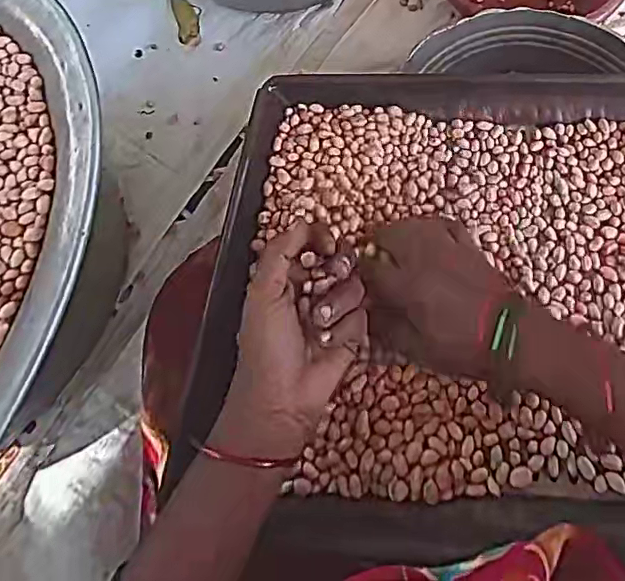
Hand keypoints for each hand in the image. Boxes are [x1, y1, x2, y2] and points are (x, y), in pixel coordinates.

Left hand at [212, 223, 366, 459]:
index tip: (326, 244)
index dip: (322, 239)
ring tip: (318, 326)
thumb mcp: (262, 292)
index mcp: (288, 276)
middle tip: (324, 285)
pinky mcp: (352, 334)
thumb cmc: (264, 348)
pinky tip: (329, 343)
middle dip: (335, 271)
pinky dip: (345, 328)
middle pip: (340, 259)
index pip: (313, 242)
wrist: (280, 401)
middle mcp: (313, 289)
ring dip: (337, 305)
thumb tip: (301, 222)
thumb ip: (279, 251)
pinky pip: (362, 314)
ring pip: (355, 285)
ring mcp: (334, 311)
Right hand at [360, 216, 512, 379]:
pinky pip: (440, 224)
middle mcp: (422, 256)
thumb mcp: (418, 348)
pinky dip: (429, 229)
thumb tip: (367, 313)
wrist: (510, 335)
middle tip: (375, 261)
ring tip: (397, 249)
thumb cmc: (462, 346)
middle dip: (375, 244)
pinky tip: (428, 240)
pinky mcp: (466, 244)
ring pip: (412, 223)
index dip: (359, 270)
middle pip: (387, 233)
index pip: (370, 266)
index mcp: (406, 284)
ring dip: (399, 233)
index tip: (358, 278)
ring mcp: (446, 246)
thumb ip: (387, 327)